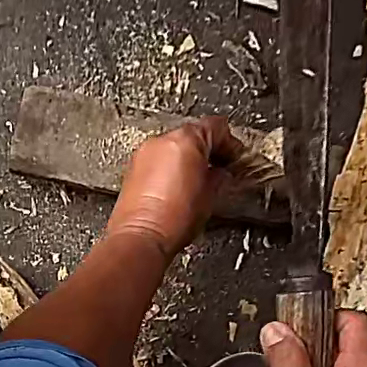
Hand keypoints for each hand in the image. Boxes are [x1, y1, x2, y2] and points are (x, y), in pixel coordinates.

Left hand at [107, 117, 236, 256]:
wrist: (141, 239)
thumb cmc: (173, 219)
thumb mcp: (210, 195)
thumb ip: (218, 176)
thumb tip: (219, 174)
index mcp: (186, 139)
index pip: (217, 127)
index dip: (230, 144)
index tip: (235, 159)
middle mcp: (162, 141)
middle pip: (192, 136)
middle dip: (207, 152)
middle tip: (219, 170)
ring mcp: (143, 155)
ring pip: (172, 149)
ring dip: (185, 161)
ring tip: (196, 182)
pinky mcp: (132, 171)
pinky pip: (156, 163)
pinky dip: (167, 170)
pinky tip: (175, 189)